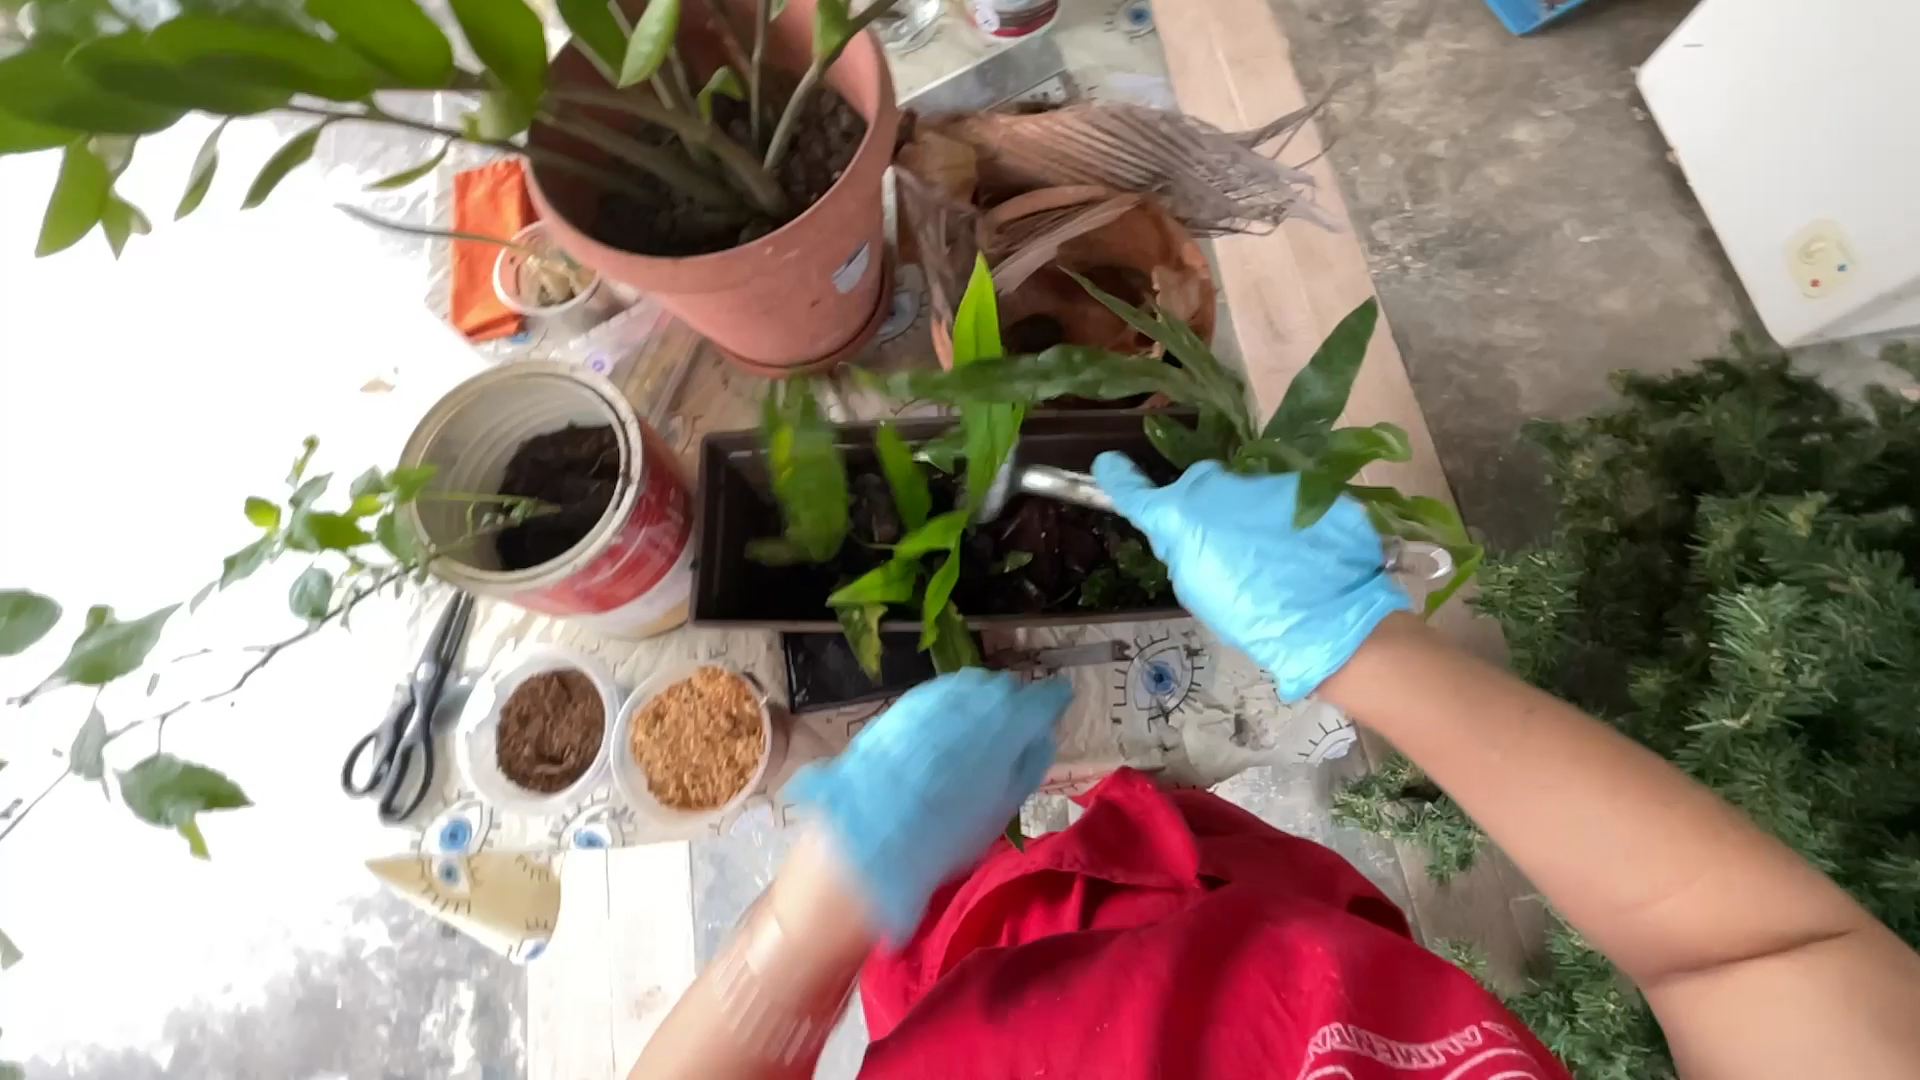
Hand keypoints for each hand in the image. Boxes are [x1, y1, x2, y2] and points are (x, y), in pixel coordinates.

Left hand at [784, 669, 1068, 939]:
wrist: (867, 836)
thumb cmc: (945, 833)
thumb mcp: (1001, 809)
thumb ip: (1027, 765)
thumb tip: (1040, 737)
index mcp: (1011, 721)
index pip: (1046, 696)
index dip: (1052, 703)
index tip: (1054, 711)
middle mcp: (977, 696)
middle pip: (1006, 689)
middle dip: (1013, 706)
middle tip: (1011, 733)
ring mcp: (938, 694)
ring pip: (972, 688)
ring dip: (981, 704)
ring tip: (975, 736)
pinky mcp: (907, 701)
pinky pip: (942, 695)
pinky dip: (951, 708)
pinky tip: (942, 737)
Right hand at [1093, 453, 1411, 701]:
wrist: (1327, 617)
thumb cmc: (1248, 614)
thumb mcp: (1194, 588)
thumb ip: (1179, 549)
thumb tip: (1182, 531)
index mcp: (1179, 516)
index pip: (1136, 492)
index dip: (1118, 479)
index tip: (1107, 464)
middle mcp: (1215, 488)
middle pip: (1194, 486)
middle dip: (1197, 505)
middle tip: (1216, 543)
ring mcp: (1260, 483)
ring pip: (1238, 492)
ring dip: (1241, 513)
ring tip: (1265, 554)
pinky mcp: (1301, 487)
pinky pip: (1276, 499)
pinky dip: (1277, 518)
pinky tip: (1294, 550)